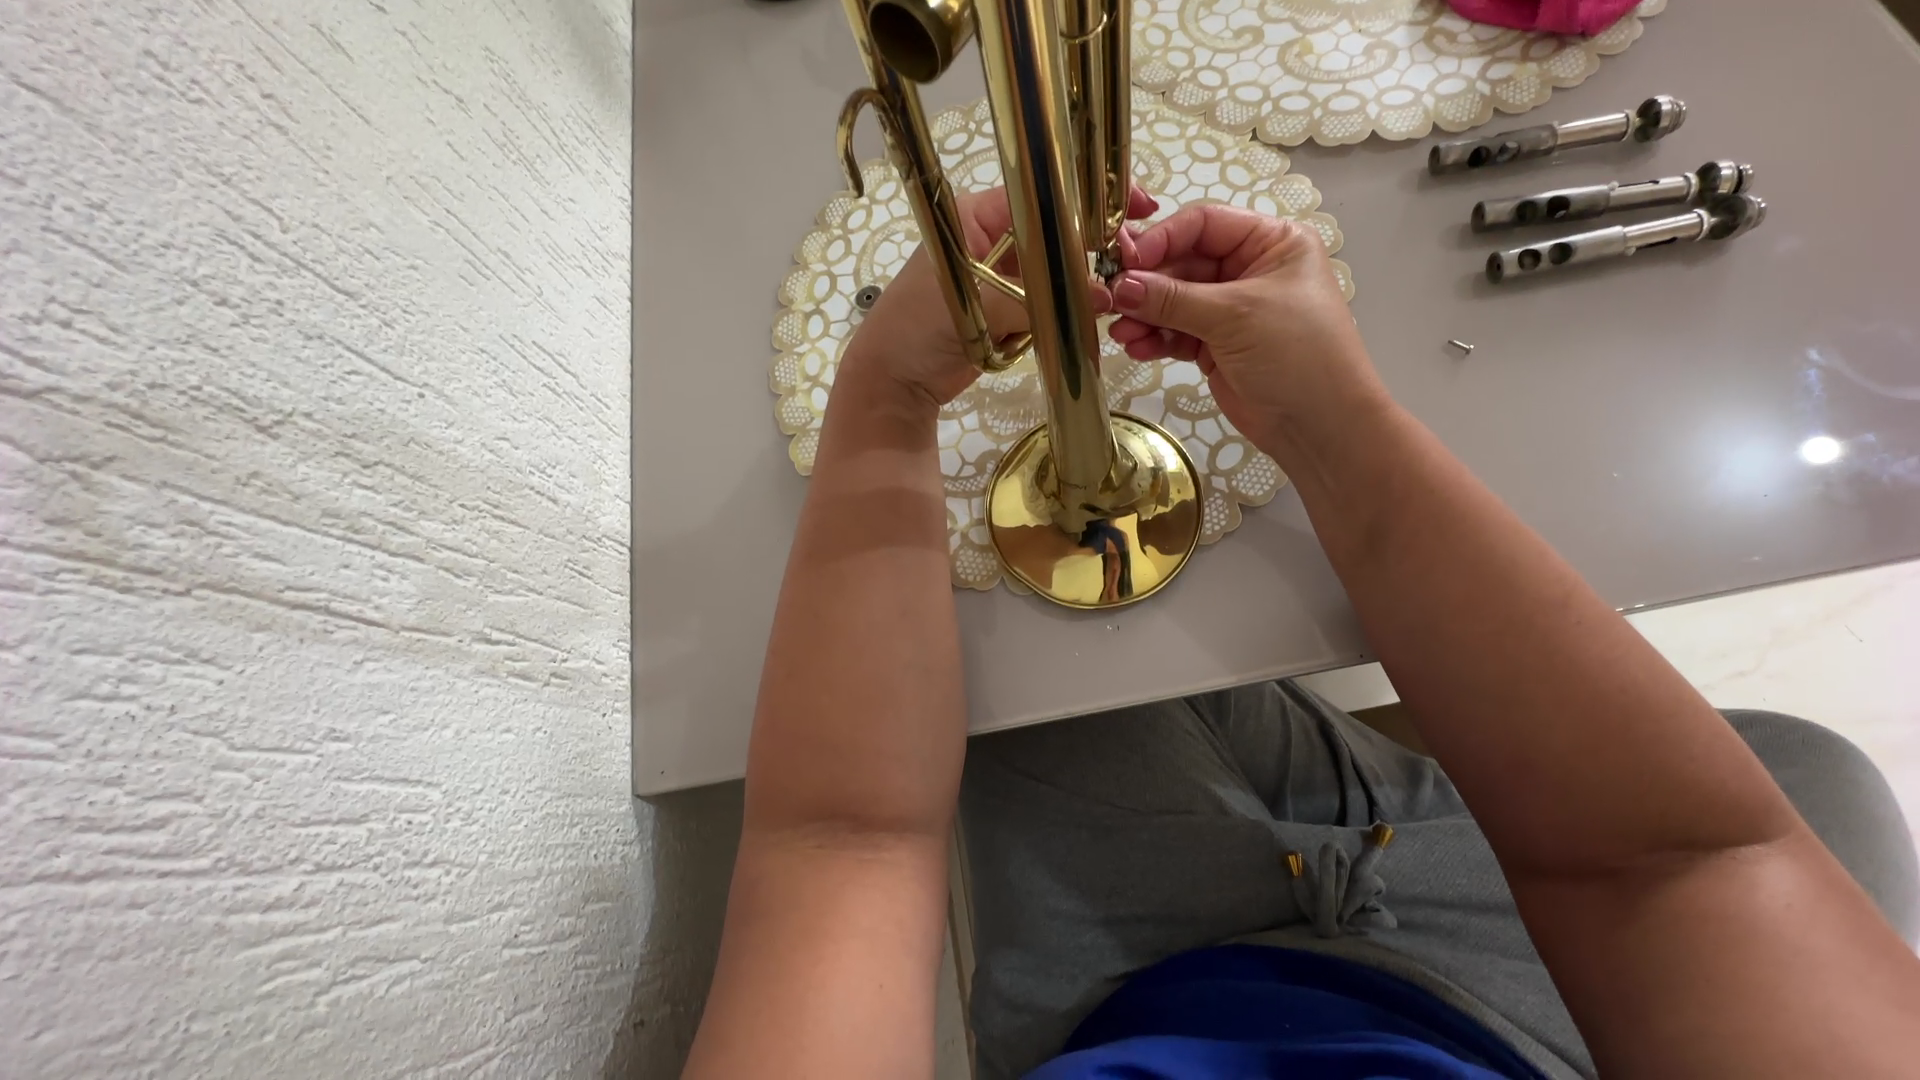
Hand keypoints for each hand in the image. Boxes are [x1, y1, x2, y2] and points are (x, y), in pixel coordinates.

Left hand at [850, 185, 1157, 407]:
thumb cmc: (918, 328)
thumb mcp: (980, 304)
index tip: (1136, 206)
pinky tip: (1088, 318)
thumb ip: (1041, 300)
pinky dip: (1060, 315)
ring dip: (1078, 287)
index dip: (1088, 198)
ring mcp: (999, 279)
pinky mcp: (1004, 314)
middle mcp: (991, 242)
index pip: (1042, 195)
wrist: (893, 384)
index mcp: (977, 219)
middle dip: (1090, 248)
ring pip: (1053, 274)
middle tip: (1129, 260)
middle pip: (1054, 235)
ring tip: (1113, 295)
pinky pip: (1044, 306)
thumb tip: (1103, 298)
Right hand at [1106, 204, 1383, 456]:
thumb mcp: (1235, 315)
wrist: (1320, 425)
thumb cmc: (1295, 353)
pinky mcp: (1215, 347)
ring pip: (1173, 302)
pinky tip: (1137, 350)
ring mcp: (1230, 310)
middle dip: (1147, 286)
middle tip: (1111, 304)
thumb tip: (1119, 287)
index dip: (1162, 240)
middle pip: (1182, 263)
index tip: (1126, 264)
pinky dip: (1155, 340)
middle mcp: (1248, 269)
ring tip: (1122, 336)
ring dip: (1145, 317)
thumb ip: (1174, 299)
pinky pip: (1175, 333)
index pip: (1203, 224)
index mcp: (1270, 242)